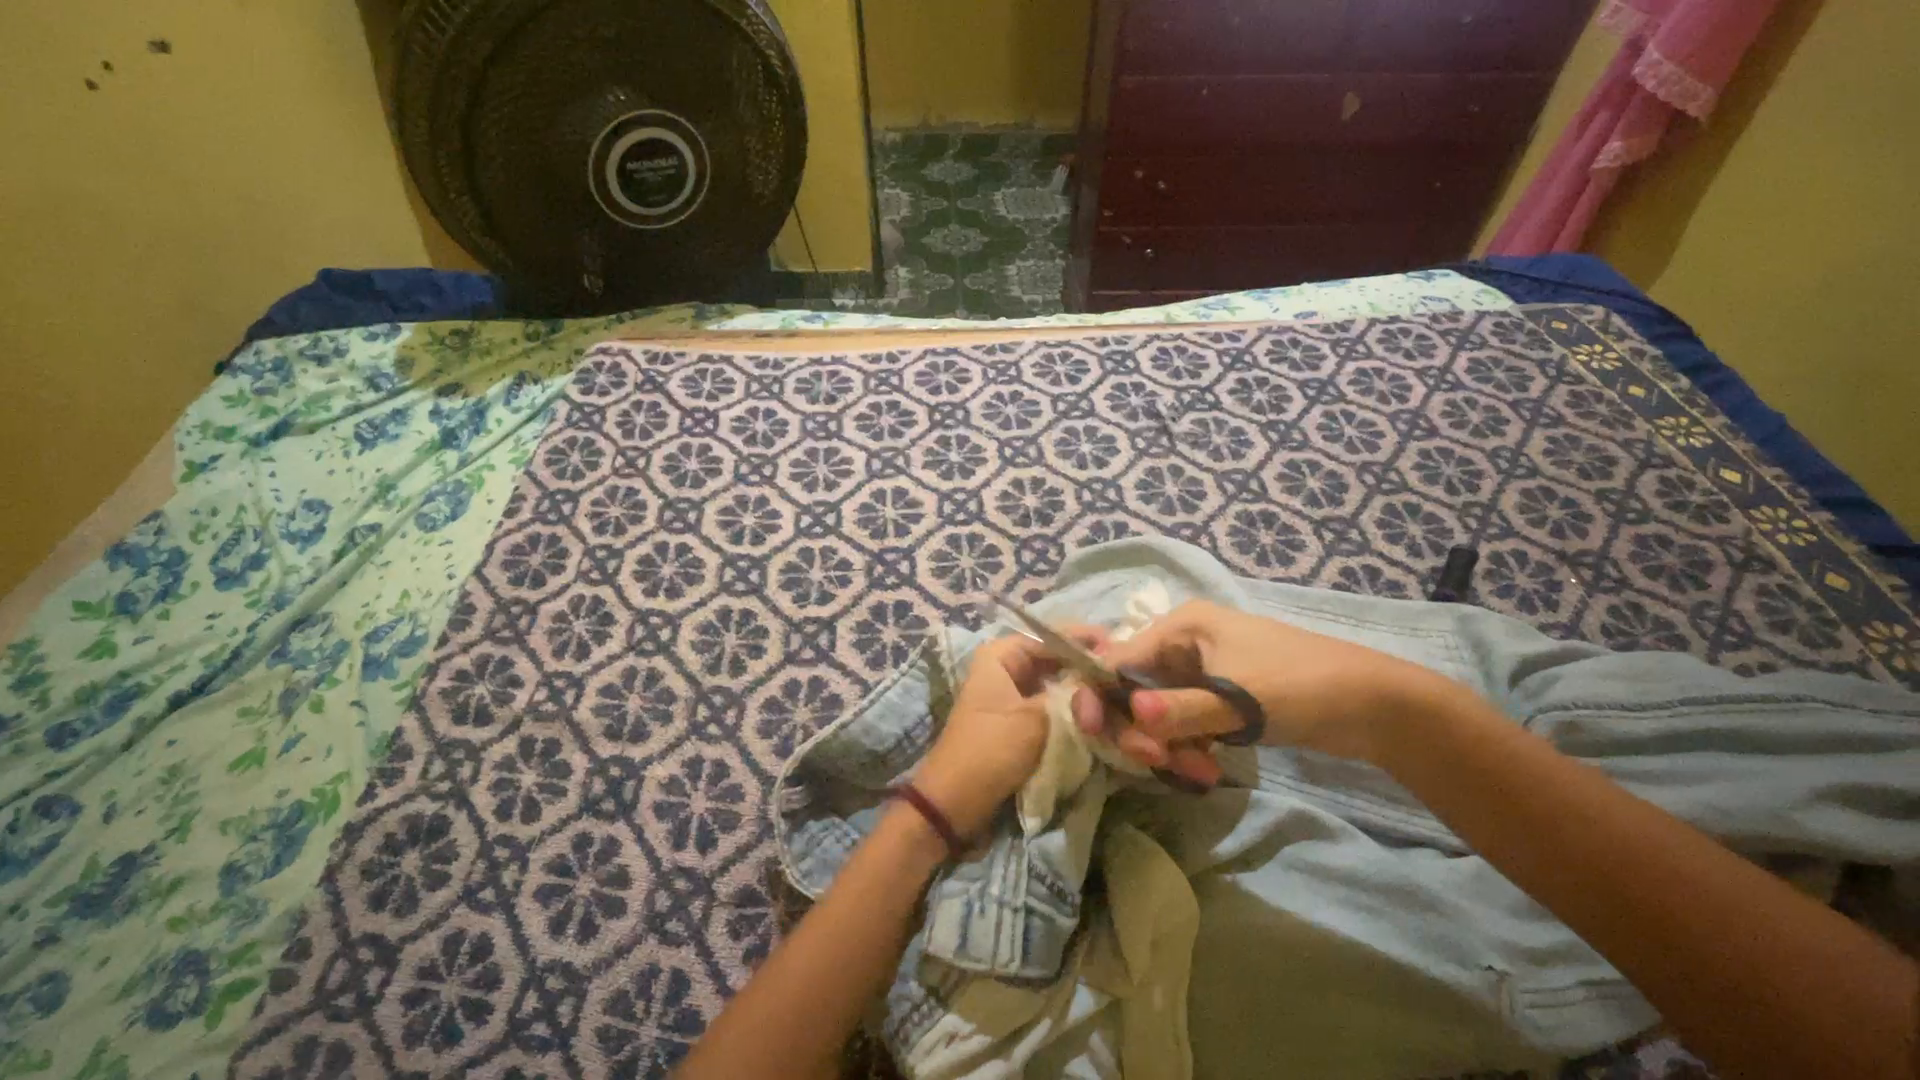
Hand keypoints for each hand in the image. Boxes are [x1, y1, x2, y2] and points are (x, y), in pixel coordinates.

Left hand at [913, 625, 1107, 837]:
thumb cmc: (990, 751)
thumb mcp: (1036, 719)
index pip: (1051, 635)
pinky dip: (1073, 711)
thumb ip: (1073, 695)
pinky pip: (1053, 707)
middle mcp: (1006, 668)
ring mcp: (1013, 696)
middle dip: (1088, 669)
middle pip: (1056, 659)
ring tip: (1118, 697)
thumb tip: (1105, 682)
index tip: (1120, 650)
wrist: (956, 803)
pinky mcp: (1019, 722)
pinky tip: (1101, 717)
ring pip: (1057, 684)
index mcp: (1000, 655)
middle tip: (1125, 678)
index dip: (1085, 641)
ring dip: (1083, 692)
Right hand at [1070, 600, 1458, 781]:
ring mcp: (1200, 672)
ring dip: (1166, 746)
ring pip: (1156, 713)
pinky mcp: (1217, 698)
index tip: (1100, 738)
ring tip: (1196, 773)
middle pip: (1132, 689)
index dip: (1101, 698)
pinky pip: (1181, 724)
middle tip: (1158, 763)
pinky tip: (1205, 771)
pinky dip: (1186, 748)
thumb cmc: (1301, 687)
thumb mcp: (1238, 700)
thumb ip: (1180, 711)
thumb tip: (1131, 714)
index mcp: (1181, 626)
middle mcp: (1183, 644)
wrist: (1373, 704)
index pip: (1117, 661)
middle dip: (1140, 730)